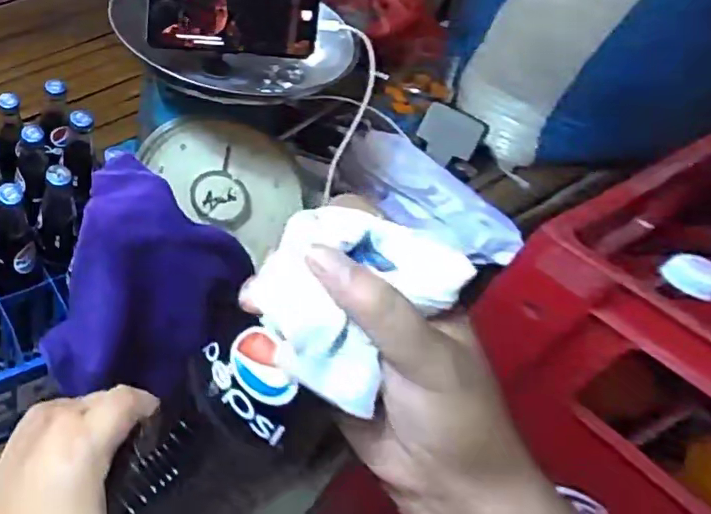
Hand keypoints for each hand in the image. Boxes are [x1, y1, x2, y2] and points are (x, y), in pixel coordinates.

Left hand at [0, 386, 158, 513]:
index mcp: (82, 433)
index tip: (170, 423)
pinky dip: (74, 429)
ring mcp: (32, 420)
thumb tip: (158, 493)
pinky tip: (82, 459)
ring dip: (98, 422)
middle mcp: (56, 414)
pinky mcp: (18, 434)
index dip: (151, 406)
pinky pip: (56, 419)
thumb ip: (133, 492)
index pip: (124, 398)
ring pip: (76, 407)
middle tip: (150, 445)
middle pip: (100, 398)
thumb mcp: (106, 510)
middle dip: (125, 415)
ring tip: (119, 455)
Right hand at [247, 227, 567, 513]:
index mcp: (409, 279)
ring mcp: (340, 315)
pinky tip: (253, 314)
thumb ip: (379, 306)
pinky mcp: (315, 341)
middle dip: (290, 258)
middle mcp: (369, 288)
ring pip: (294, 280)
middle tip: (275, 274)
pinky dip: (267, 312)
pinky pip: (284, 314)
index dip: (333, 223)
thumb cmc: (457, 416)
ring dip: (272, 286)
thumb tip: (313, 251)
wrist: (445, 489)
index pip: (365, 226)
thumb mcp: (428, 358)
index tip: (306, 238)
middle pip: (318, 248)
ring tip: (256, 301)